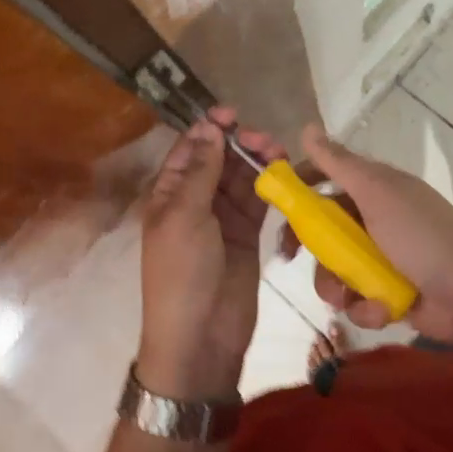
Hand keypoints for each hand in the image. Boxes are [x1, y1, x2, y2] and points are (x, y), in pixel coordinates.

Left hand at [135, 107, 281, 400]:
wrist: (202, 337)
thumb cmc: (182, 273)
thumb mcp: (184, 217)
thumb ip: (200, 171)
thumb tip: (210, 128)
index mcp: (169, 194)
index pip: (189, 150)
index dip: (208, 129)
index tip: (232, 114)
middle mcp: (195, 201)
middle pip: (219, 159)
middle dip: (238, 143)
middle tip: (261, 139)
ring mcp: (222, 218)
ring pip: (241, 177)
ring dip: (257, 160)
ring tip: (278, 150)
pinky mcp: (247, 234)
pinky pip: (258, 199)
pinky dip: (270, 183)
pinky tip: (283, 171)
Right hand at [281, 125, 452, 344]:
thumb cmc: (422, 236)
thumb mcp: (377, 193)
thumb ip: (339, 164)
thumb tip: (308, 127)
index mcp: (375, 189)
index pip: (327, 178)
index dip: (301, 188)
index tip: (277, 206)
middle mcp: (376, 219)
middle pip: (325, 228)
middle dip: (311, 246)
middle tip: (290, 258)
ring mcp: (383, 258)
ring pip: (336, 268)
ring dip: (336, 285)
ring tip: (348, 296)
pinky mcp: (389, 294)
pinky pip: (358, 299)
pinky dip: (364, 307)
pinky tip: (379, 310)